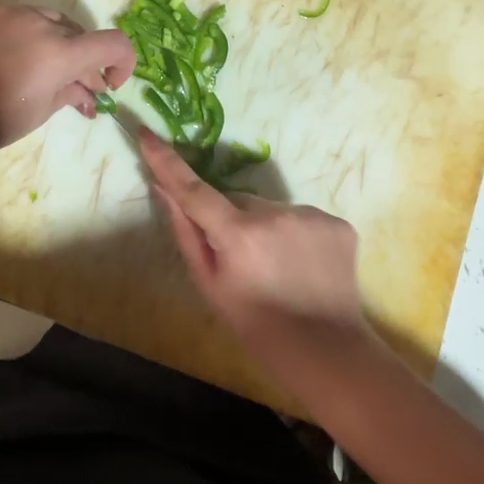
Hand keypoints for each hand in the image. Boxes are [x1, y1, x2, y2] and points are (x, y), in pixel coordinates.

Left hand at [0, 5, 135, 160]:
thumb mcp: (40, 112)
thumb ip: (71, 93)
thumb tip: (88, 90)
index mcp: (59, 52)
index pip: (113, 43)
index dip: (124, 63)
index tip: (111, 84)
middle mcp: (41, 23)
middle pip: (81, 34)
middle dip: (87, 61)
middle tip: (80, 90)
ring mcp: (11, 13)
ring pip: (53, 23)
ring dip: (61, 46)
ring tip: (48, 76)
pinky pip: (24, 19)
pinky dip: (34, 37)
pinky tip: (19, 61)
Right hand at [141, 129, 370, 353]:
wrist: (325, 350)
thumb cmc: (255, 323)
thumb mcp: (209, 283)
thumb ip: (186, 232)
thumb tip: (163, 189)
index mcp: (238, 233)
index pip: (193, 188)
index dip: (166, 161)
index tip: (146, 133)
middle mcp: (275, 214)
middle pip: (237, 202)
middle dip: (231, 220)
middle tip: (239, 261)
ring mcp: (310, 215)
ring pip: (270, 210)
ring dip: (264, 228)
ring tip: (275, 268)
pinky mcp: (337, 223)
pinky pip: (301, 218)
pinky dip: (294, 235)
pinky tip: (300, 265)